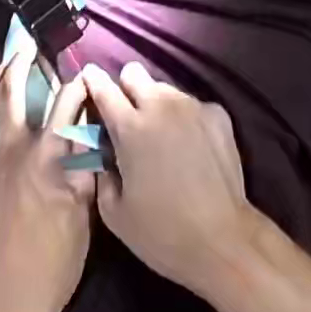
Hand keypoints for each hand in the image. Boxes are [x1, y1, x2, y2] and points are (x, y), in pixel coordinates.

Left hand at [0, 51, 94, 311]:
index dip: (80, 84)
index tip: (88, 74)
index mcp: (47, 154)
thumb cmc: (55, 261)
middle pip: (12, 95)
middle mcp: (12, 152)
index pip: (66, 103)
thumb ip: (88, 164)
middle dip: (20, 64)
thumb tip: (94, 130)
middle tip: (26, 45)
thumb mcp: (85, 212)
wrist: (7, 306)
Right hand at [78, 63, 258, 296]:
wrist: (221, 238)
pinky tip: (190, 147)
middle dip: (127, 87)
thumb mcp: (114, 213)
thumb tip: (103, 151)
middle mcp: (161, 106)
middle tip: (128, 115)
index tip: (89, 75)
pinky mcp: (218, 113)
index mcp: (130, 128)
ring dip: (157, 105)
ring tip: (162, 138)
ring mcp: (193, 106)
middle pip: (135, 73)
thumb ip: (102, 172)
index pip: (104, 88)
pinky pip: (192, 105)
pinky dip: (185, 119)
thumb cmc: (161, 232)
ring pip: (165, 89)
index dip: (94, 80)